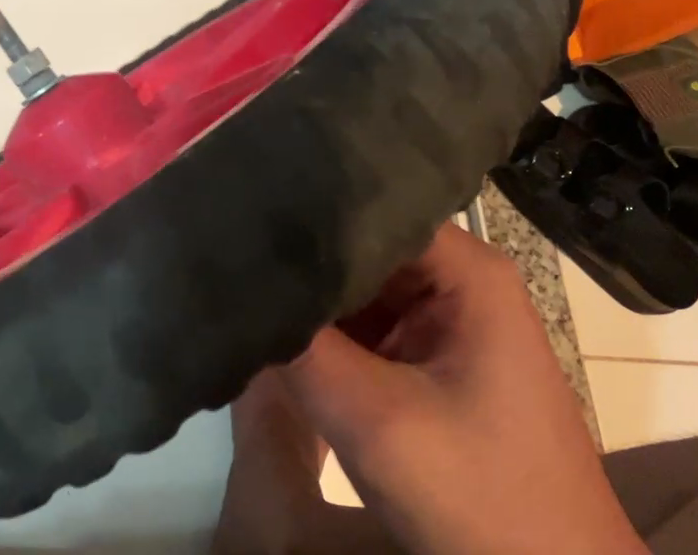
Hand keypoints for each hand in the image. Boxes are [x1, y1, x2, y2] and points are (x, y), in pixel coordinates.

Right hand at [215, 225, 646, 554]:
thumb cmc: (478, 493)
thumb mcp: (373, 416)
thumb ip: (296, 343)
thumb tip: (227, 280)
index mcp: (464, 270)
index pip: (366, 204)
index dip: (300, 207)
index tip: (233, 208)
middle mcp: (454, 281)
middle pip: (355, 244)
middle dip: (295, 256)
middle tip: (219, 250)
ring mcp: (441, 322)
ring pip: (352, 287)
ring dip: (302, 297)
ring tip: (229, 281)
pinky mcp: (425, 360)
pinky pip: (359, 326)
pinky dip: (318, 332)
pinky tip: (266, 327)